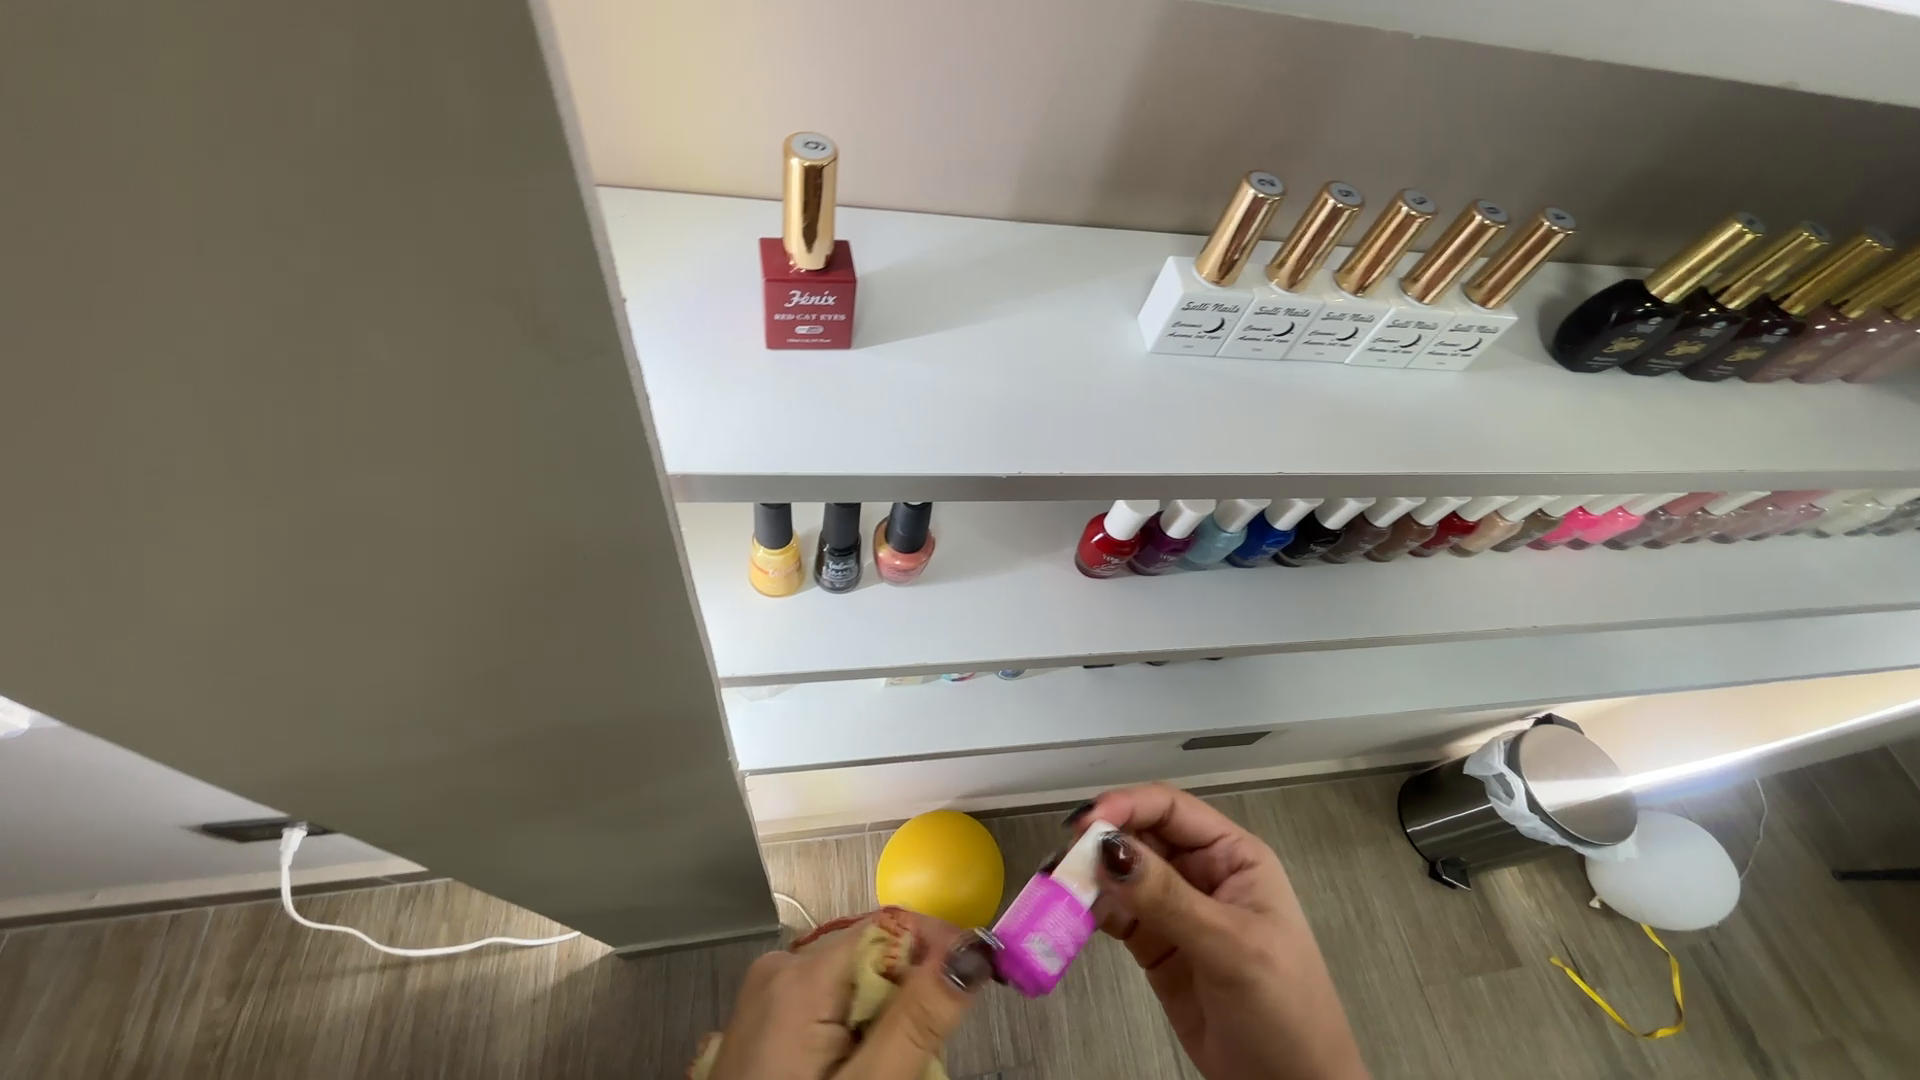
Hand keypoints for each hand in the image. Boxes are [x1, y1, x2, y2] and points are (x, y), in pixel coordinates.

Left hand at [705, 913, 995, 1079]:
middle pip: (875, 954)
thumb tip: (973, 949)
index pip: (890, 928)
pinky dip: (860, 1027)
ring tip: (894, 1069)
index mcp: (800, 975)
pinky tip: (860, 1068)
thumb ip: (919, 1017)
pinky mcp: (769, 1014)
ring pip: (858, 979)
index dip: (940, 946)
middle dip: (912, 995)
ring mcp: (771, 990)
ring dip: (890, 1016)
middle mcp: (782, 966)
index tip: (985, 977)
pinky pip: (832, 999)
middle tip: (927, 1056)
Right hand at [1067, 783, 1367, 1079]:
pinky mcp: (1154, 943)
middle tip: (1065, 859)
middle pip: (1140, 835)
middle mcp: (1200, 871)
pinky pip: (1115, 913)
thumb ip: (1167, 897)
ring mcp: (1174, 907)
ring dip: (1090, 876)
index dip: (1127, 805)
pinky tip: (1073, 914)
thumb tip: (1107, 851)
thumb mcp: (1231, 946)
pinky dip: (1091, 910)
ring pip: (1121, 873)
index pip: (1171, 809)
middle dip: (1101, 842)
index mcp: (1232, 856)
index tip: (1086, 823)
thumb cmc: (1284, 1009)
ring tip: (1060, 887)